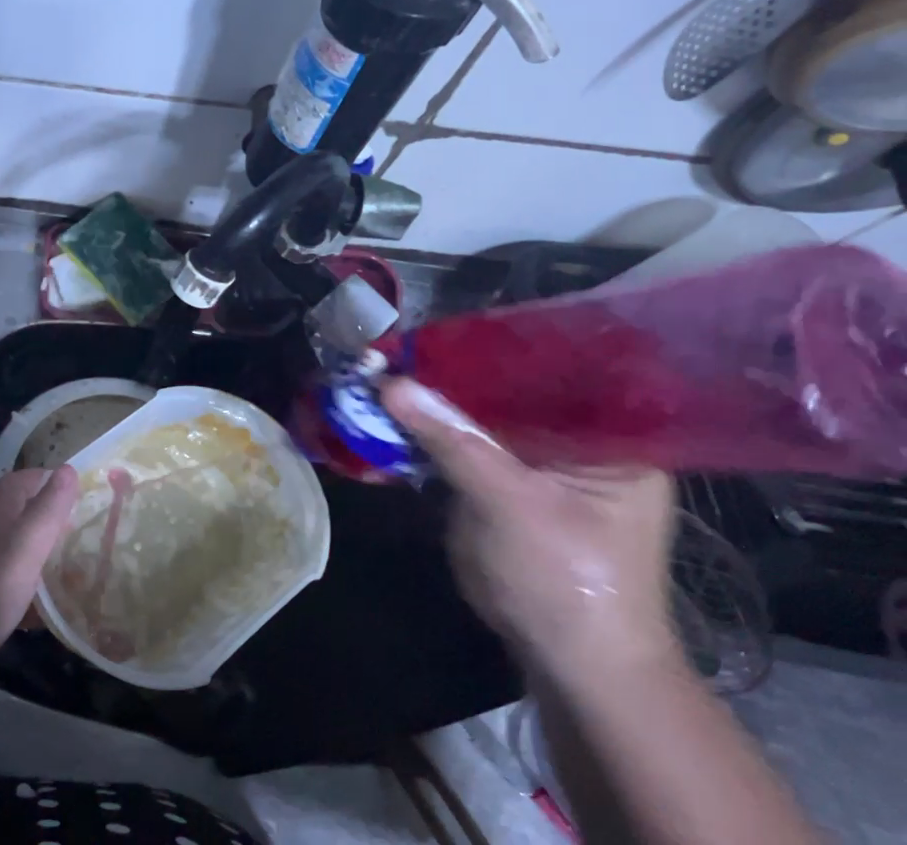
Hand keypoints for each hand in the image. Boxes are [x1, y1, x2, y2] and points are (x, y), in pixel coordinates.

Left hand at [0, 466, 77, 705]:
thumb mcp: (22, 549)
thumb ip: (46, 512)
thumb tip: (68, 469)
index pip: (19, 484)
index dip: (46, 478)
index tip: (83, 486)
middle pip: (20, 517)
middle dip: (53, 517)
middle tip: (93, 528)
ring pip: (20, 554)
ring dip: (48, 555)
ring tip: (86, 566)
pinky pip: (17, 590)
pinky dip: (38, 594)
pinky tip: (59, 610)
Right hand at [381, 379, 680, 683]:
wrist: (567, 663)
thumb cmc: (567, 580)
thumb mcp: (512, 505)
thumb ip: (455, 442)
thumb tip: (392, 384)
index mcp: (613, 440)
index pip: (556, 374)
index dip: (498, 351)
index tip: (440, 332)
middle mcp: (579, 446)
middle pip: (511, 397)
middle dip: (454, 378)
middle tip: (396, 350)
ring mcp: (539, 470)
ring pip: (482, 424)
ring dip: (435, 407)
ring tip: (382, 375)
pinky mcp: (504, 492)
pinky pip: (465, 453)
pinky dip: (429, 438)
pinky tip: (390, 418)